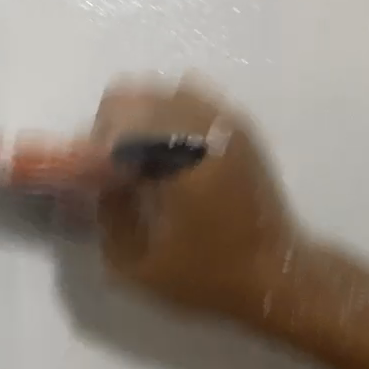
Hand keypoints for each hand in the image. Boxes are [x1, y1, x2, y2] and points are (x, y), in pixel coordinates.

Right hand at [91, 74, 300, 323]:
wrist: (278, 275)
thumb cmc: (206, 274)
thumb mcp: (135, 263)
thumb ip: (106, 213)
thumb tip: (95, 178)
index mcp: (174, 156)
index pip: (111, 120)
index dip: (91, 145)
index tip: (90, 173)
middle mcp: (198, 126)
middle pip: (130, 96)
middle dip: (112, 128)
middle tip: (115, 167)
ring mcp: (222, 119)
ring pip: (159, 92)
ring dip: (141, 119)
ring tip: (146, 159)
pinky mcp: (239, 125)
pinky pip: (190, 98)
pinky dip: (170, 117)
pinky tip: (175, 154)